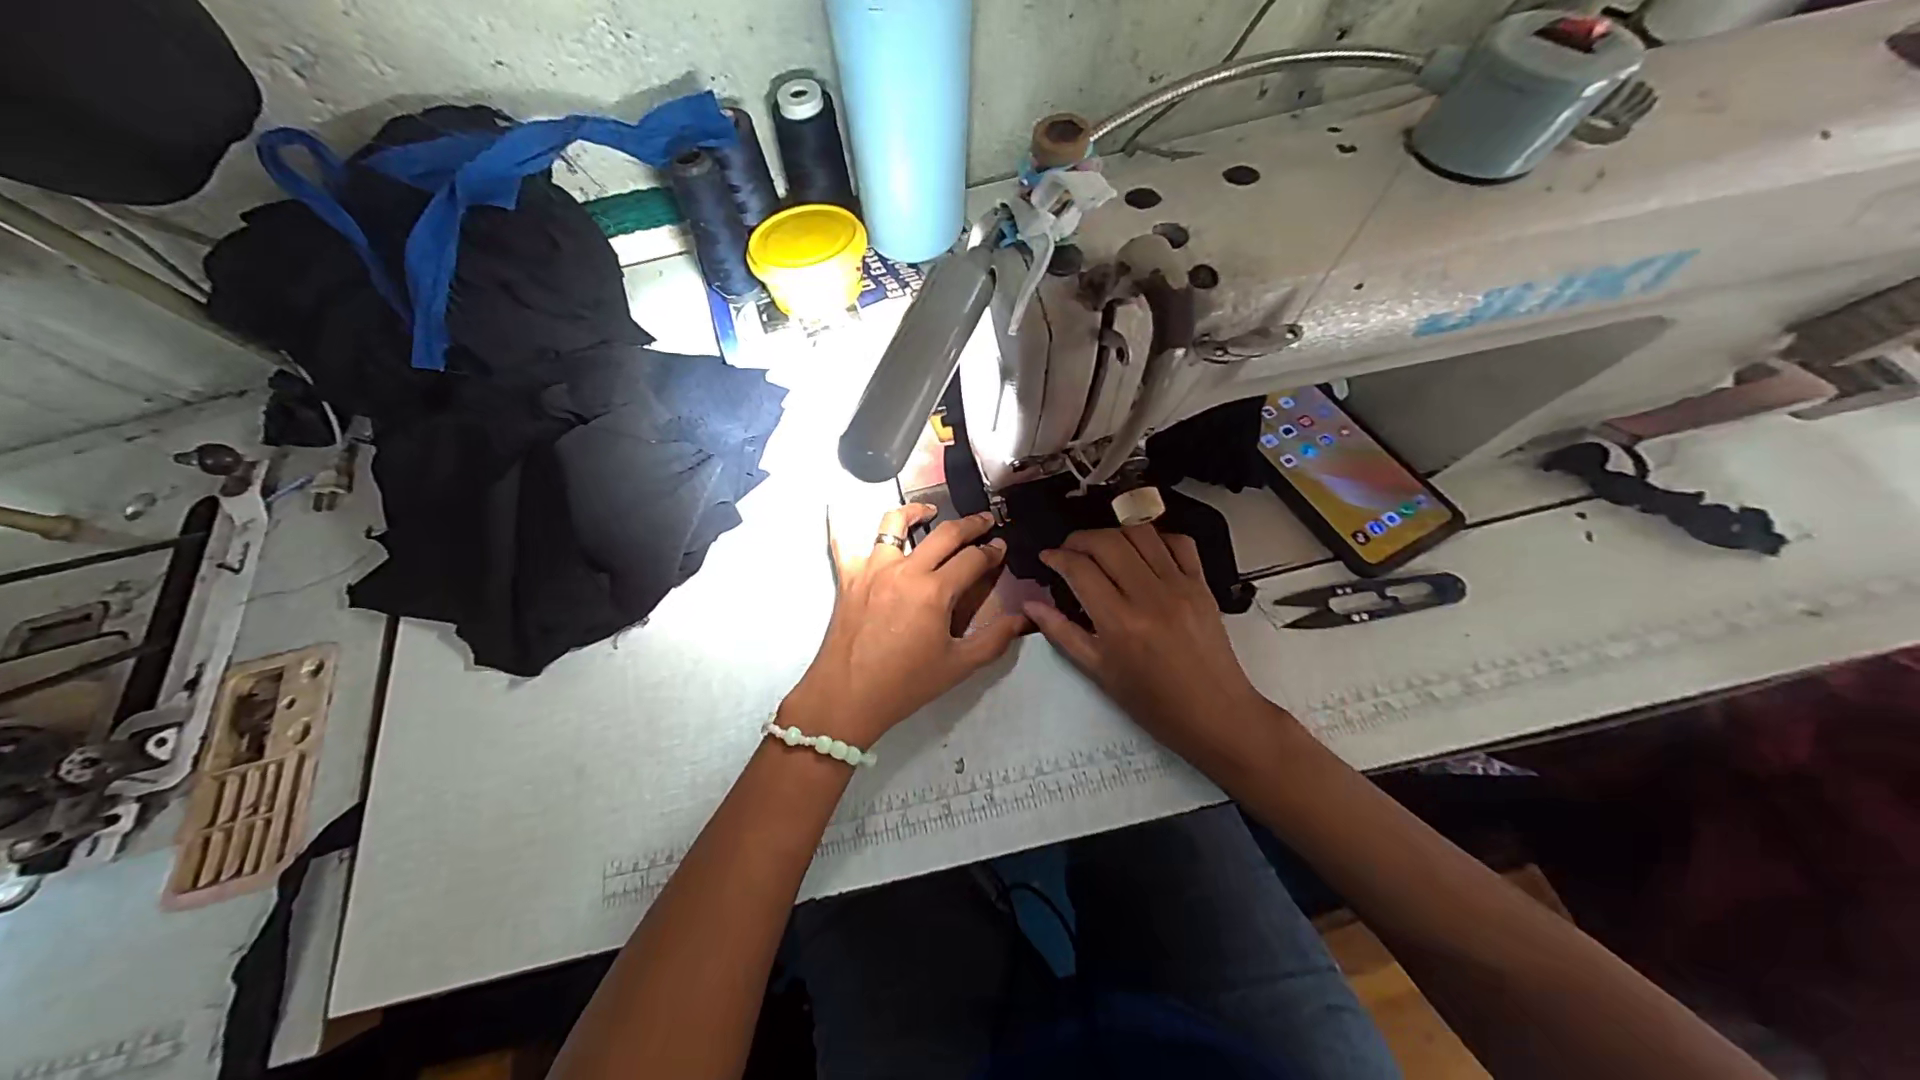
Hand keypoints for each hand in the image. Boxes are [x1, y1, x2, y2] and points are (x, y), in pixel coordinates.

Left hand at [782, 506, 1027, 748]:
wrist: (847, 696)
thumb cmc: (905, 684)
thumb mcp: (958, 666)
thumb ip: (994, 640)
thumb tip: (1020, 619)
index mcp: (935, 591)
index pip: (973, 559)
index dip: (992, 552)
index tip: (1001, 548)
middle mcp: (906, 571)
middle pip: (944, 533)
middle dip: (970, 524)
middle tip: (984, 521)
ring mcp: (873, 570)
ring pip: (894, 524)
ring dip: (916, 512)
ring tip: (928, 511)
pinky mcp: (848, 578)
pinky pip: (844, 544)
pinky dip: (844, 526)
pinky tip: (843, 510)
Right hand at [1024, 526, 1273, 770]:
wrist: (1215, 714)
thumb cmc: (1154, 702)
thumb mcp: (1099, 672)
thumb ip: (1062, 633)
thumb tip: (1031, 605)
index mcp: (1120, 623)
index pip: (1080, 569)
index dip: (1057, 557)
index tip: (1047, 558)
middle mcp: (1150, 597)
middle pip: (1107, 542)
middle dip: (1079, 539)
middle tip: (1069, 551)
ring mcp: (1180, 586)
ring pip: (1141, 533)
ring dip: (1113, 533)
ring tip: (1100, 548)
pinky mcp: (1202, 585)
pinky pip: (1179, 542)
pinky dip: (1155, 537)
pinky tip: (1141, 550)